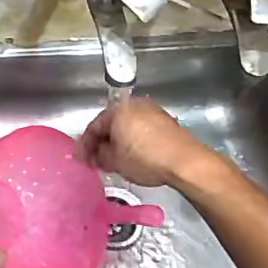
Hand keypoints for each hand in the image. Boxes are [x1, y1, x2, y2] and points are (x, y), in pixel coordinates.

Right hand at [75, 96, 214, 187]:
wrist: (185, 163)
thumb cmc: (146, 159)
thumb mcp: (114, 161)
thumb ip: (98, 155)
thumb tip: (96, 154)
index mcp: (117, 109)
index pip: (93, 126)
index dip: (85, 145)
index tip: (81, 159)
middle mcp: (134, 105)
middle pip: (110, 124)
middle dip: (101, 143)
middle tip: (95, 161)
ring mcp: (152, 112)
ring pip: (127, 127)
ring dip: (118, 142)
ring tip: (114, 161)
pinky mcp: (166, 122)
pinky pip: (141, 130)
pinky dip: (133, 141)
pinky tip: (132, 156)